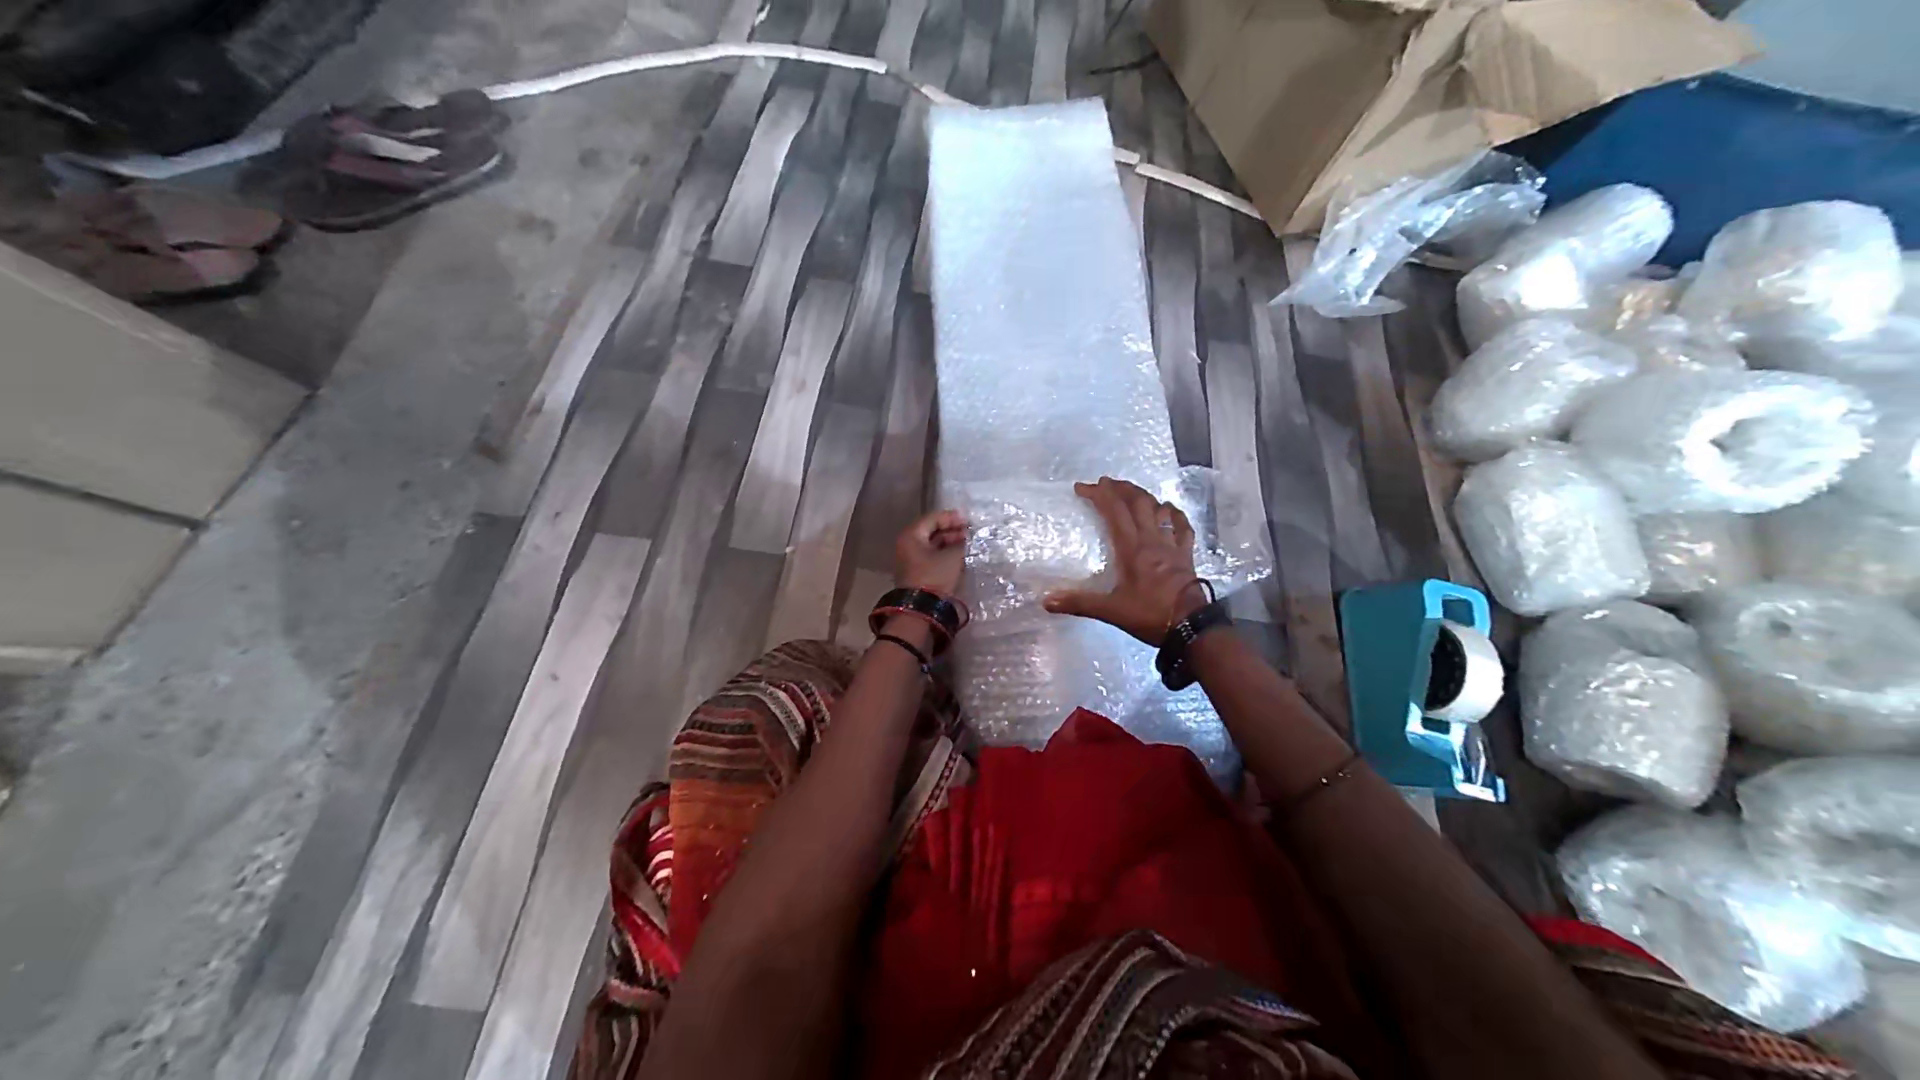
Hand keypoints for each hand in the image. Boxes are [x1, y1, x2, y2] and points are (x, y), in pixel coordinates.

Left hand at [895, 509, 967, 594]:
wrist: (921, 609)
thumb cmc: (934, 576)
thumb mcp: (952, 557)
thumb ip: (961, 543)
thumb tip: (966, 539)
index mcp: (912, 535)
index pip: (933, 518)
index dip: (952, 517)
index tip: (968, 521)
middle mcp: (907, 544)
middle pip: (931, 530)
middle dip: (951, 530)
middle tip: (969, 532)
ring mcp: (910, 559)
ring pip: (932, 544)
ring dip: (949, 542)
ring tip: (967, 543)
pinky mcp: (916, 572)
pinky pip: (931, 555)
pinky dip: (944, 553)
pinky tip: (958, 555)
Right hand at [1044, 477, 1210, 645]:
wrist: (1191, 627)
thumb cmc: (1150, 616)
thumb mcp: (1111, 611)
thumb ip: (1079, 604)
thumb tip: (1047, 601)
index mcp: (1132, 549)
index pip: (1114, 511)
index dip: (1098, 494)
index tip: (1082, 487)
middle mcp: (1152, 540)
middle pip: (1138, 502)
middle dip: (1120, 488)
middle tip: (1105, 483)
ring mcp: (1172, 545)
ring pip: (1159, 509)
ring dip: (1144, 496)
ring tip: (1131, 492)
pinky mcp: (1186, 554)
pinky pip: (1182, 527)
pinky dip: (1174, 514)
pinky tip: (1169, 510)